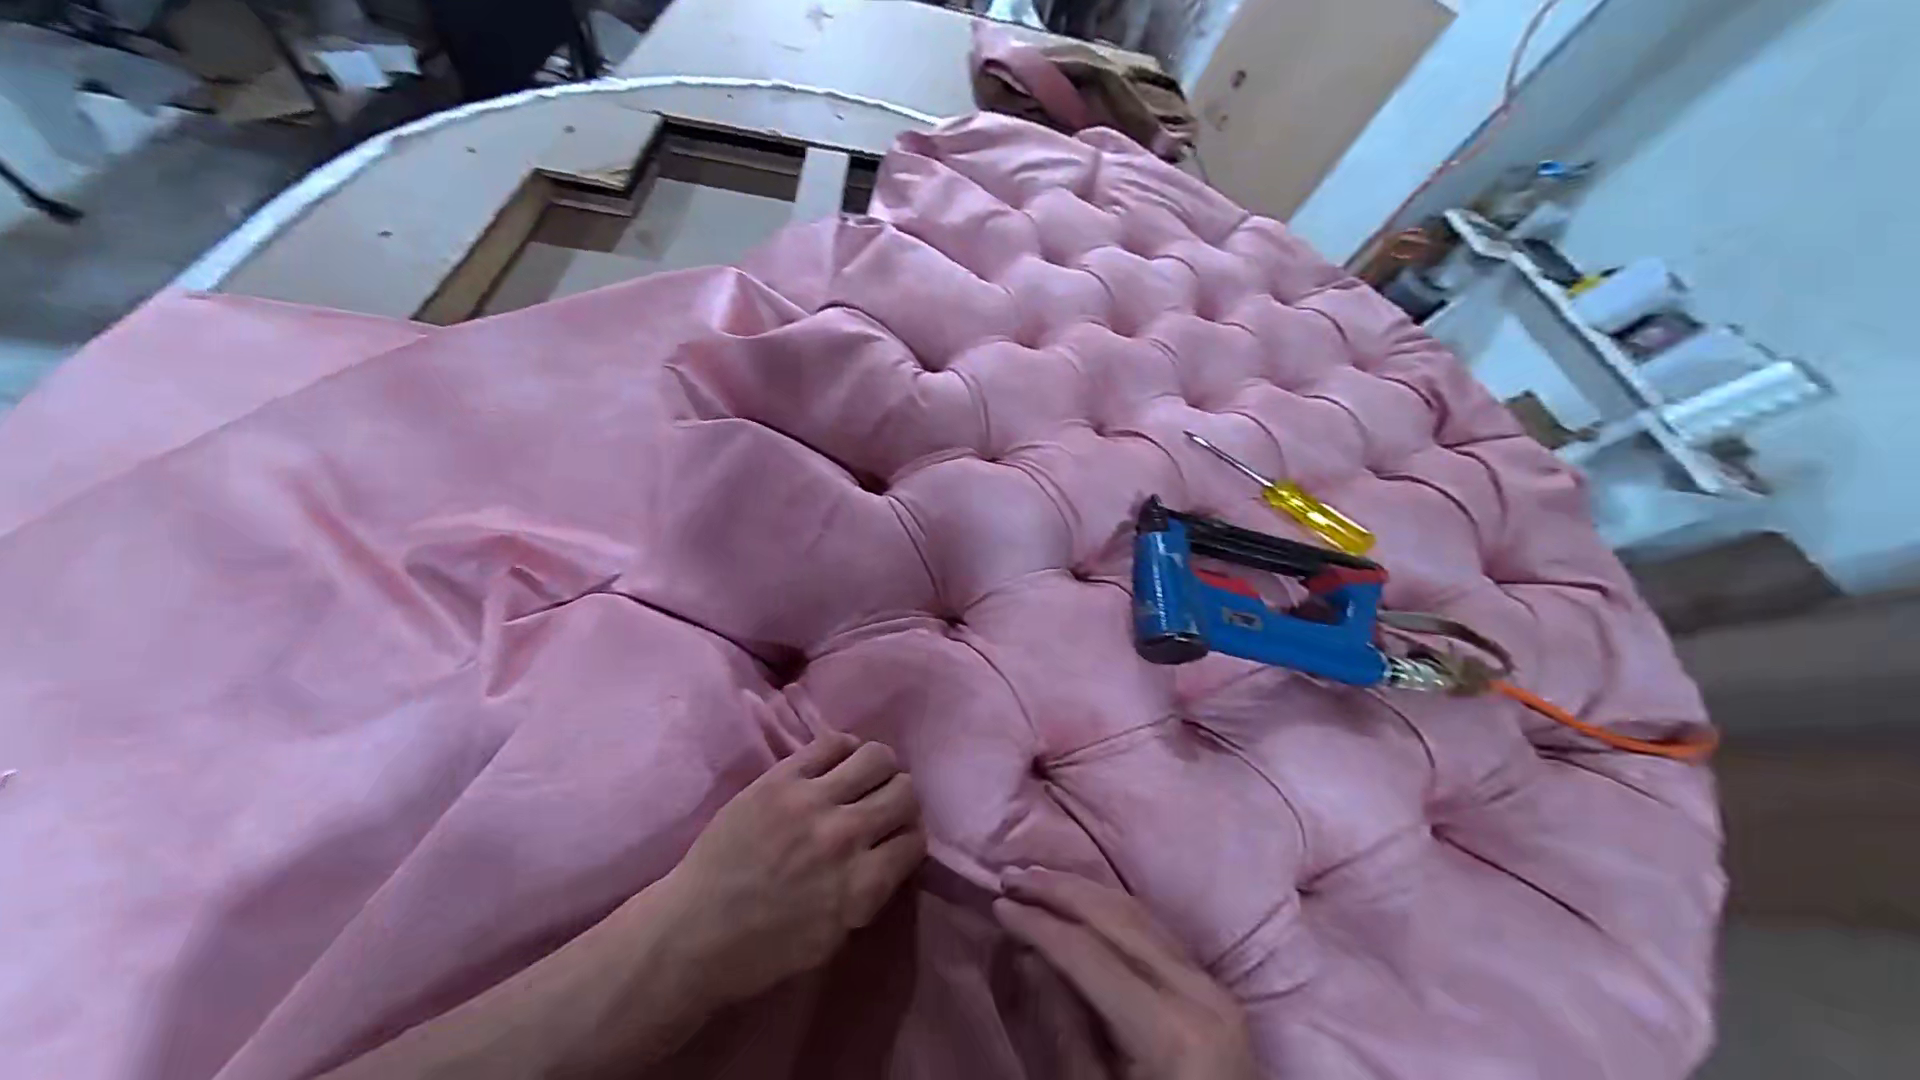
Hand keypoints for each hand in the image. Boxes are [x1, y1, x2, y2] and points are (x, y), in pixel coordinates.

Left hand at [654, 731, 925, 1006]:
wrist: (694, 931)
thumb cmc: (764, 948)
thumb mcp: (835, 937)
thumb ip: (871, 891)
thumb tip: (892, 851)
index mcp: (861, 887)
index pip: (916, 840)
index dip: (909, 839)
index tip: (897, 839)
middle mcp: (845, 837)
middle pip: (905, 792)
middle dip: (901, 801)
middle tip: (883, 806)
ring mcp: (812, 801)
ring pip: (878, 757)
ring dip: (880, 769)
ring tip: (864, 778)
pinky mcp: (781, 777)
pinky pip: (833, 741)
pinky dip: (845, 749)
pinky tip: (836, 763)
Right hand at [994, 868, 1256, 1079]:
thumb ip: (1063, 1025)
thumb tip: (1028, 954)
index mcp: (1170, 1030)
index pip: (1089, 953)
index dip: (1039, 924)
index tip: (997, 903)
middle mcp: (1198, 992)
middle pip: (1116, 918)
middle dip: (1058, 890)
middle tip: (1011, 876)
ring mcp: (1211, 985)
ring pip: (1138, 913)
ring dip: (1082, 890)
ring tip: (1037, 878)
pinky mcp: (1212, 986)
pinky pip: (1155, 929)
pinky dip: (1112, 908)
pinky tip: (1081, 898)